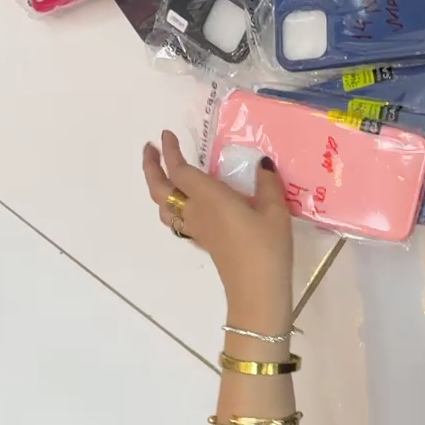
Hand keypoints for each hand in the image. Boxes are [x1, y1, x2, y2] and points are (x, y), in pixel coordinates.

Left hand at [142, 131, 293, 319]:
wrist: (257, 290)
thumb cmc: (266, 247)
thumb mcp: (275, 211)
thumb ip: (267, 184)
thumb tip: (262, 163)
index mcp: (209, 197)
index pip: (180, 170)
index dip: (170, 151)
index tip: (167, 135)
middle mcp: (195, 212)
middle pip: (160, 189)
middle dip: (151, 167)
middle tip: (150, 149)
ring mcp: (197, 230)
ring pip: (164, 208)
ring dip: (157, 189)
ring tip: (162, 177)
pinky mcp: (204, 243)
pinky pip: (176, 221)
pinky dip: (171, 208)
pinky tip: (184, 206)